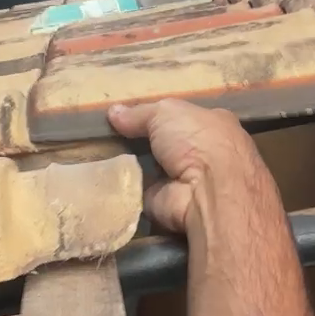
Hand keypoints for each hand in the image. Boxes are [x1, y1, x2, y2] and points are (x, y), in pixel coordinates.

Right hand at [107, 99, 280, 234]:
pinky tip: (104, 177)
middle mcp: (203, 154)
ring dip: (130, 164)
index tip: (128, 116)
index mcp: (212, 126)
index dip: (157, 116)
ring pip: (150, 169)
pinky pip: (139, 192)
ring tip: (102, 154)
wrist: (205, 192)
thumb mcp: (166, 112)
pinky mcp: (167, 203)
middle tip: (110, 135)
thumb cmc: (196, 141)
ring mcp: (185, 182)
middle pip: (165, 144)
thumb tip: (113, 112)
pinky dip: (124, 186)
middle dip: (141, 141)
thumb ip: (139, 113)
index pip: (182, 118)